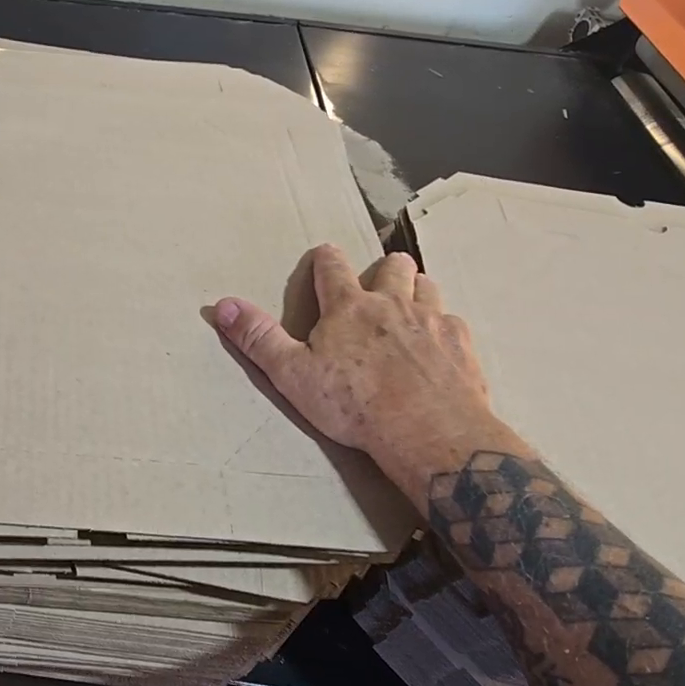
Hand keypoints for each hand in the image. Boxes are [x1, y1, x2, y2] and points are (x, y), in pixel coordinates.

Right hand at [211, 245, 526, 480]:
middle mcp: (393, 304)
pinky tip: (439, 344)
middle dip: (385, 267)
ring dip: (417, 289)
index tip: (324, 252)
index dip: (326, 258)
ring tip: (410, 303)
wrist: (429, 432)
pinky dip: (443, 326)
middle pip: (394, 267)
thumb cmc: (353, 403)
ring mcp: (433, 322)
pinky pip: (454, 322)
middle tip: (379, 279)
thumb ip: (258, 337)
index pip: (333, 268)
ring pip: (428, 286)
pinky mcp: (462, 346)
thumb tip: (222, 305)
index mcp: (349, 307)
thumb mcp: (292, 373)